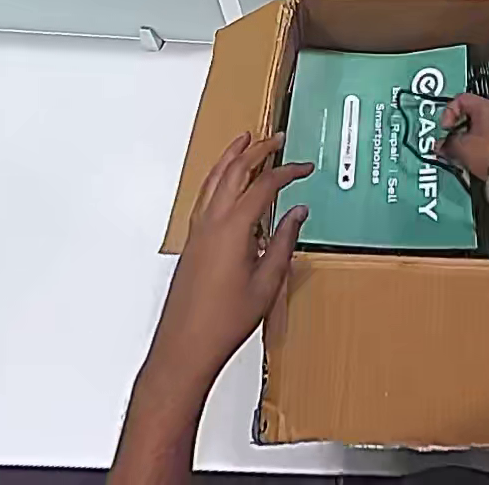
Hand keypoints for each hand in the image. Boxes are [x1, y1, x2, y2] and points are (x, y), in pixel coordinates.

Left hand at [147, 133, 312, 388]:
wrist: (184, 350)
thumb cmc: (224, 321)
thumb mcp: (268, 282)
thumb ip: (284, 241)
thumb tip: (297, 212)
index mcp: (234, 228)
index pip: (265, 185)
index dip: (288, 171)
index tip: (304, 167)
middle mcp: (212, 222)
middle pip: (236, 170)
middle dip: (258, 150)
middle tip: (276, 138)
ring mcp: (198, 229)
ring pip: (215, 178)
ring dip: (232, 155)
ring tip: (244, 140)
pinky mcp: (192, 240)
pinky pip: (205, 194)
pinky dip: (218, 176)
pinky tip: (224, 178)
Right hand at [437, 93, 488, 179]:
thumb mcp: (460, 147)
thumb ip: (446, 143)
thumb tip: (441, 145)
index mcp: (485, 106)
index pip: (461, 99)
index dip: (448, 112)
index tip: (445, 128)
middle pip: (469, 115)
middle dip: (456, 130)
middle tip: (448, 142)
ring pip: (477, 130)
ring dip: (465, 141)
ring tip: (458, 155)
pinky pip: (487, 142)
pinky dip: (477, 150)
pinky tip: (471, 162)